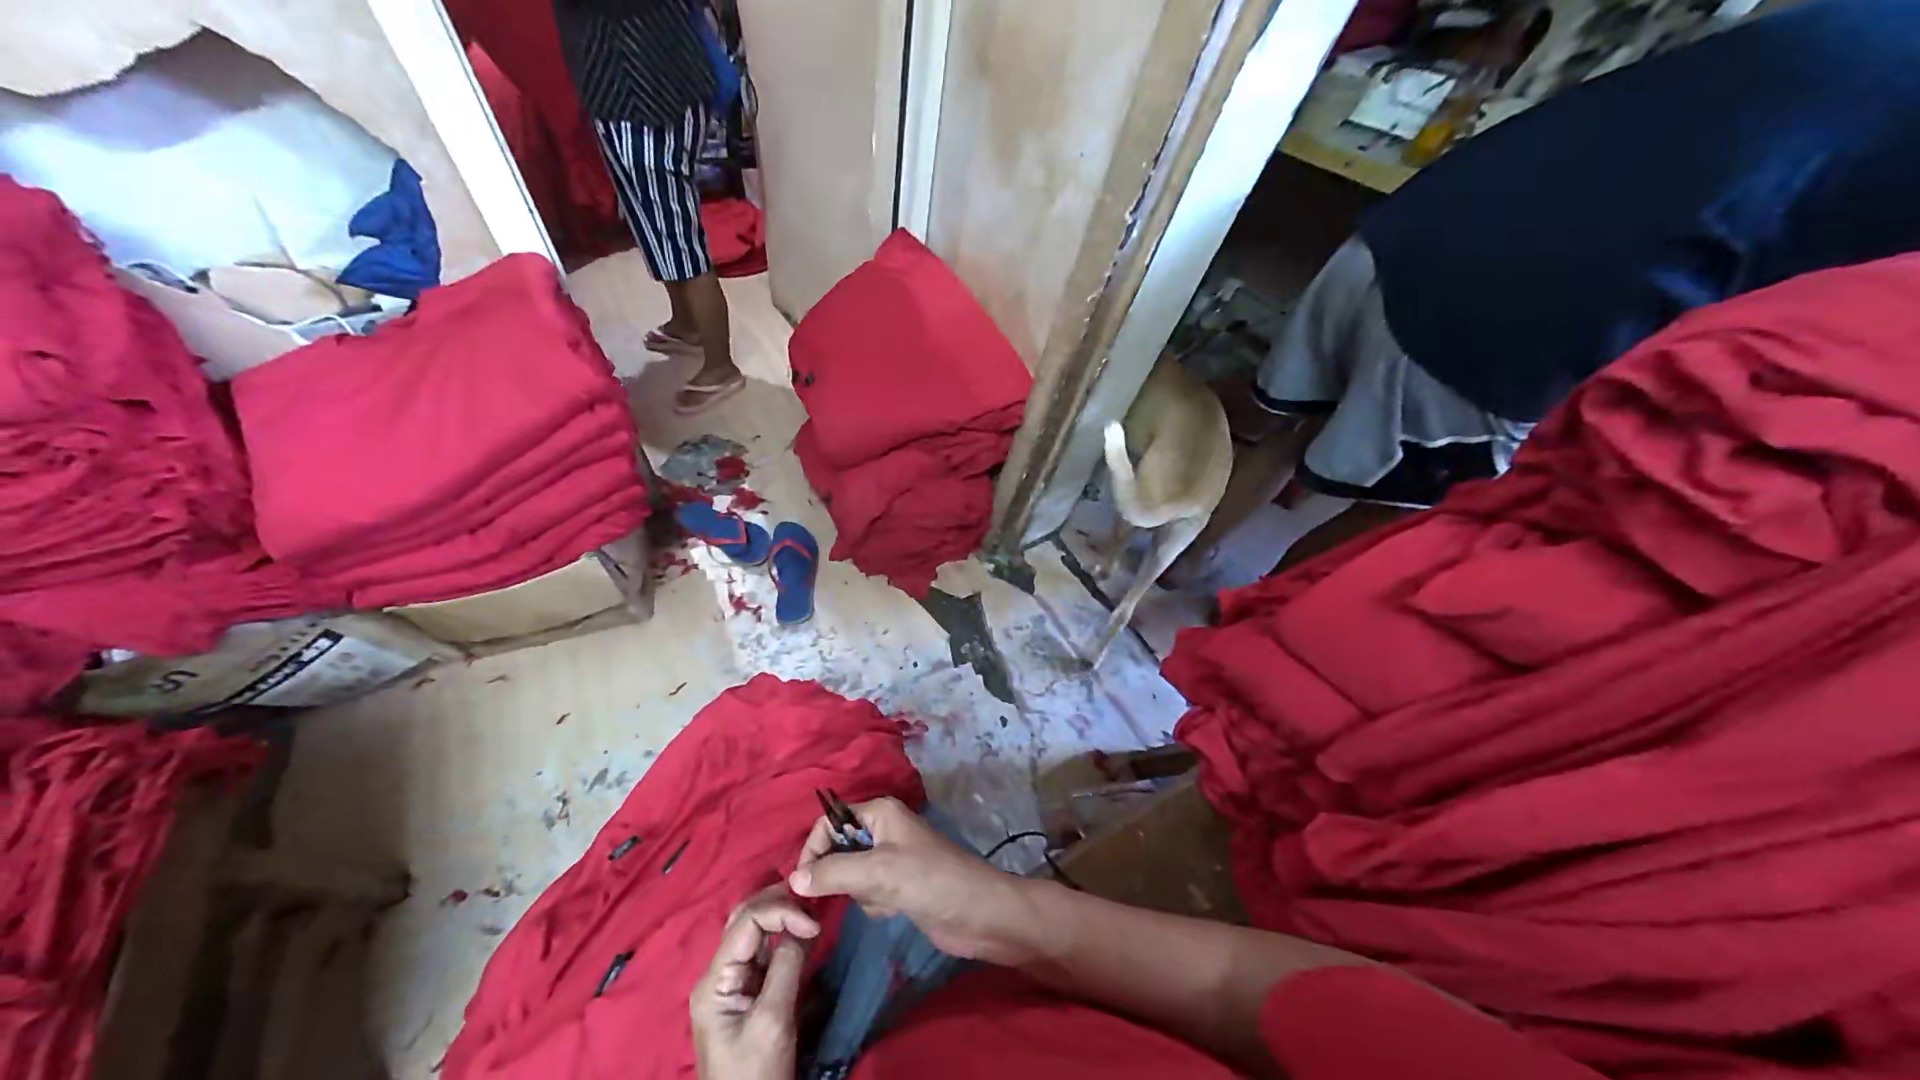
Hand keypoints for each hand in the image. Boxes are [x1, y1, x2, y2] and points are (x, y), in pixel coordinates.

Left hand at [691, 886, 819, 1079]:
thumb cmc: (755, 1076)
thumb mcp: (772, 1022)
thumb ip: (786, 967)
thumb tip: (804, 925)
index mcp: (715, 980)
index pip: (746, 921)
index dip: (781, 911)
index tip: (814, 925)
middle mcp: (719, 974)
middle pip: (745, 919)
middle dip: (779, 903)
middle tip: (813, 902)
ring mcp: (733, 983)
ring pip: (754, 931)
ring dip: (782, 914)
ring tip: (811, 909)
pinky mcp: (749, 993)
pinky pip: (764, 951)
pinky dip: (784, 935)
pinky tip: (803, 931)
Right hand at [788, 797, 1045, 965]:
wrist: (978, 914)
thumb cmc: (930, 880)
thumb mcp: (877, 872)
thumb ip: (832, 873)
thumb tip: (793, 880)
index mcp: (880, 811)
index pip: (831, 821)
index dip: (814, 848)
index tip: (802, 882)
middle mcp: (884, 829)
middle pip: (839, 849)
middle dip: (840, 875)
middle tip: (854, 891)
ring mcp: (892, 858)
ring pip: (851, 875)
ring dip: (861, 893)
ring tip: (884, 899)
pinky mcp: (899, 884)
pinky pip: (868, 892)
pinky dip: (875, 904)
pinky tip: (894, 910)